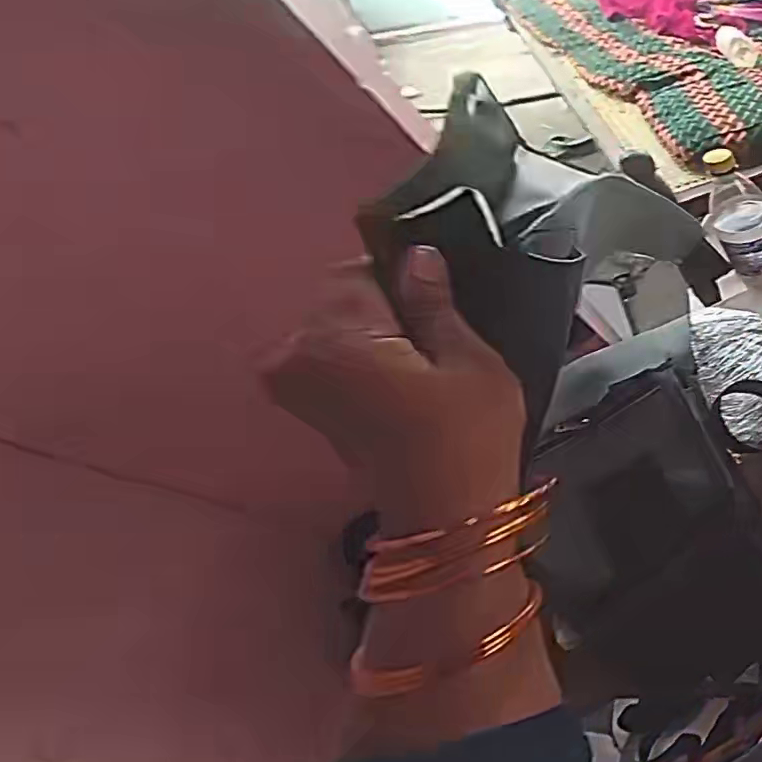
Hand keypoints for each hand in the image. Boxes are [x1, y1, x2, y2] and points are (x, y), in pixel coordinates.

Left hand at [263, 247, 523, 531]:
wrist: (447, 505)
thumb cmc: (472, 433)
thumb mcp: (473, 362)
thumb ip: (436, 305)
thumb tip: (420, 256)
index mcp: (338, 339)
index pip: (357, 270)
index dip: (404, 276)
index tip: (443, 301)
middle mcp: (294, 352)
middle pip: (341, 295)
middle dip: (389, 305)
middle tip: (442, 341)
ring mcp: (288, 378)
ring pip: (336, 321)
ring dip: (378, 329)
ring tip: (426, 365)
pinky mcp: (299, 398)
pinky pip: (329, 349)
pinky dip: (364, 352)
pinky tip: (404, 380)